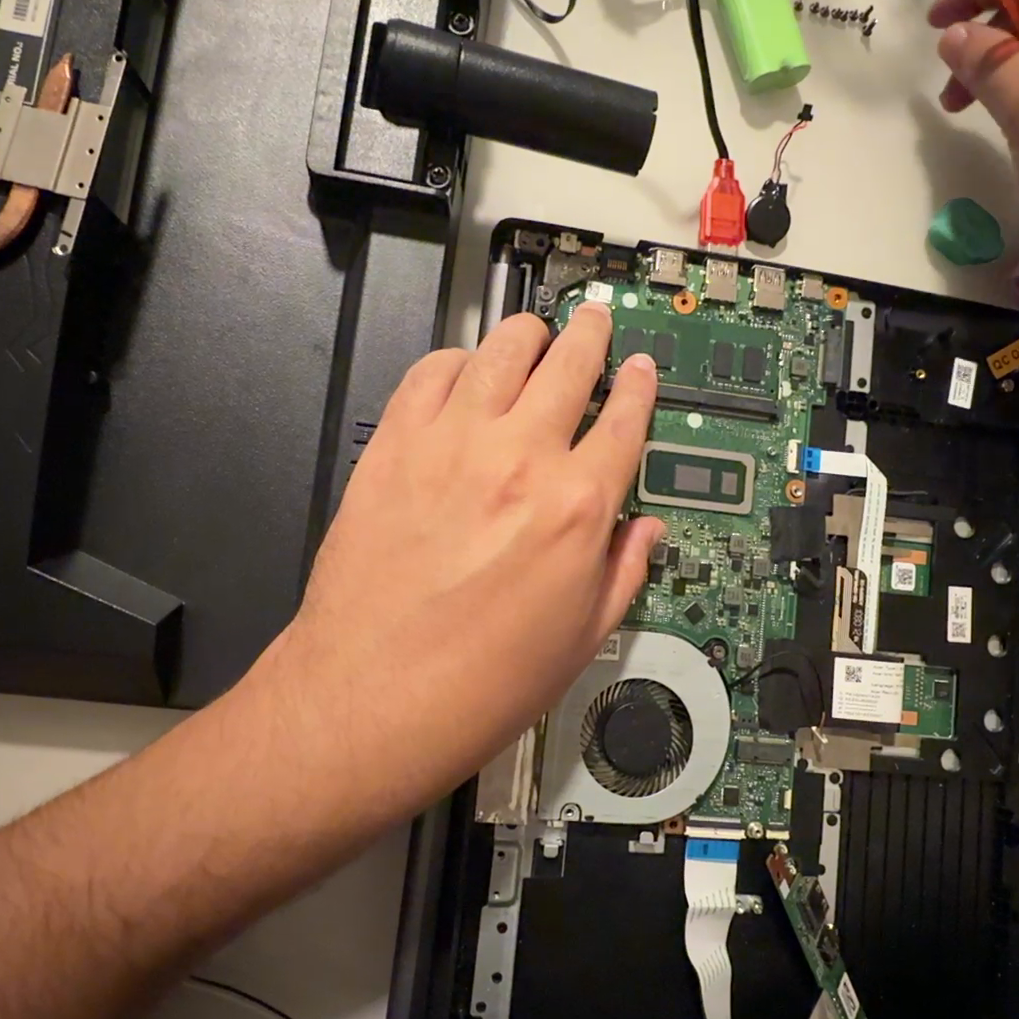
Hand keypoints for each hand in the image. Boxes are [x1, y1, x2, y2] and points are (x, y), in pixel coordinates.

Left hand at [279, 304, 662, 799]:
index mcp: (578, 508)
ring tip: (534, 333)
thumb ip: (623, 570)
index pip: (625, 419)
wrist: (372, 695)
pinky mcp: (395, 446)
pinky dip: (457, 360)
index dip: (638, 386)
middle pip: (570, 363)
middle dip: (590, 333)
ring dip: (528, 333)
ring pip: (503, 349)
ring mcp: (452, 445)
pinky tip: (465, 371)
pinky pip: (430, 373)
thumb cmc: (477, 683)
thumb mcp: (581, 639)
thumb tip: (645, 531)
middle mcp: (520, 460)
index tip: (639, 371)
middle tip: (593, 322)